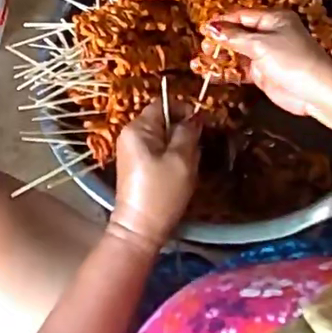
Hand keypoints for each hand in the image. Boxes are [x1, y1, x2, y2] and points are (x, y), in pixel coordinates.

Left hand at [108, 102, 200, 250]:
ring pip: (161, 137)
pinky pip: (156, 151)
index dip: (182, 109)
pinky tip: (178, 175)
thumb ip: (188, 134)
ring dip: (178, 147)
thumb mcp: (181, 160)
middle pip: (161, 120)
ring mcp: (130, 149)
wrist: (139, 228)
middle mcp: (130, 134)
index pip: (161, 104)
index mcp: (137, 128)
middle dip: (182, 132)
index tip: (201, 124)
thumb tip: (194, 116)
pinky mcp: (135, 164)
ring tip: (187, 167)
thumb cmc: (161, 192)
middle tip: (195, 151)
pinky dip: (170, 158)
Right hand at [205, 8, 331, 115]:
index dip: (222, 21)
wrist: (316, 92)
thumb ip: (233, 37)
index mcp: (274, 19)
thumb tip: (211, 28)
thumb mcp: (260, 44)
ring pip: (238, 52)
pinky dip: (228, 70)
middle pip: (238, 33)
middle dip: (220, 39)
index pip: (242, 16)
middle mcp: (270, 34)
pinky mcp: (263, 73)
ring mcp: (266, 54)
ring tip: (201, 58)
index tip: (204, 27)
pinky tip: (212, 72)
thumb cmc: (292, 60)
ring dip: (221, 56)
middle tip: (202, 45)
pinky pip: (241, 69)